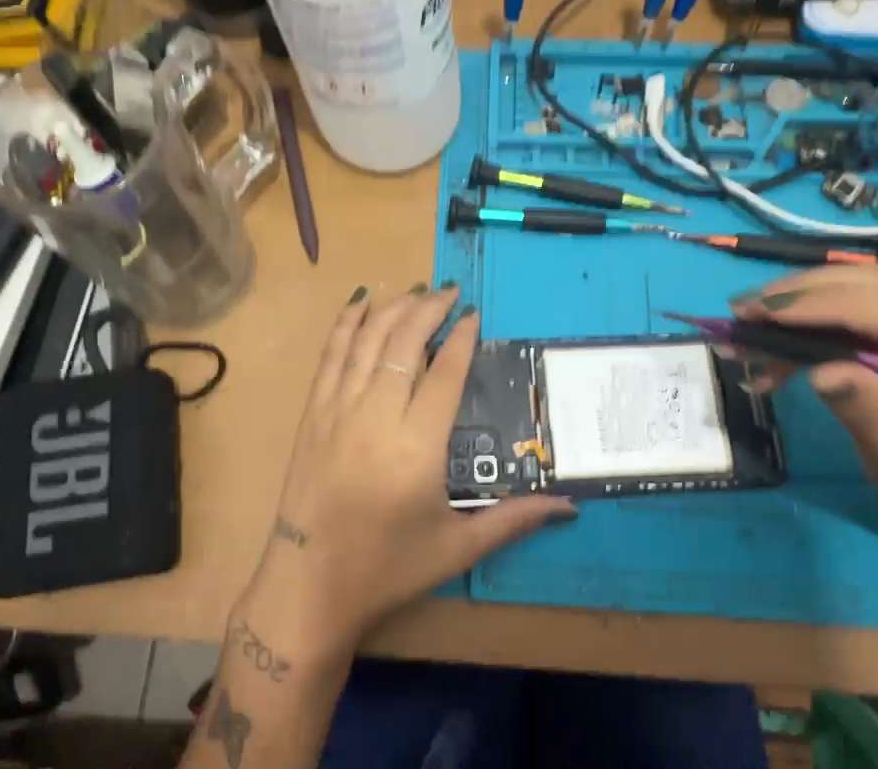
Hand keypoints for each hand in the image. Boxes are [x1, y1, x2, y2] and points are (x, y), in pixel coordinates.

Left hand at [240, 284, 574, 657]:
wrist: (308, 587)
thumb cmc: (387, 569)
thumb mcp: (457, 548)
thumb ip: (514, 520)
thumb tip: (569, 507)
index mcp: (416, 446)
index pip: (443, 372)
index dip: (461, 338)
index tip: (474, 315)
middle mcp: (375, 416)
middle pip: (403, 342)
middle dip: (428, 309)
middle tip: (451, 293)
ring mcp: (337, 411)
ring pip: (366, 340)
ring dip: (392, 308)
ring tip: (416, 291)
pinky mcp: (312, 415)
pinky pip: (330, 356)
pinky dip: (347, 324)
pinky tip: (361, 305)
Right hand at [730, 264, 877, 547]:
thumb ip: (873, 416)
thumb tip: (823, 369)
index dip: (832, 305)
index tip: (767, 312)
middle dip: (808, 294)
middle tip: (743, 311)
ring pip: (871, 283)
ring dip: (806, 296)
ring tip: (752, 319)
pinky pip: (869, 298)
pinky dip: (819, 310)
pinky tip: (781, 333)